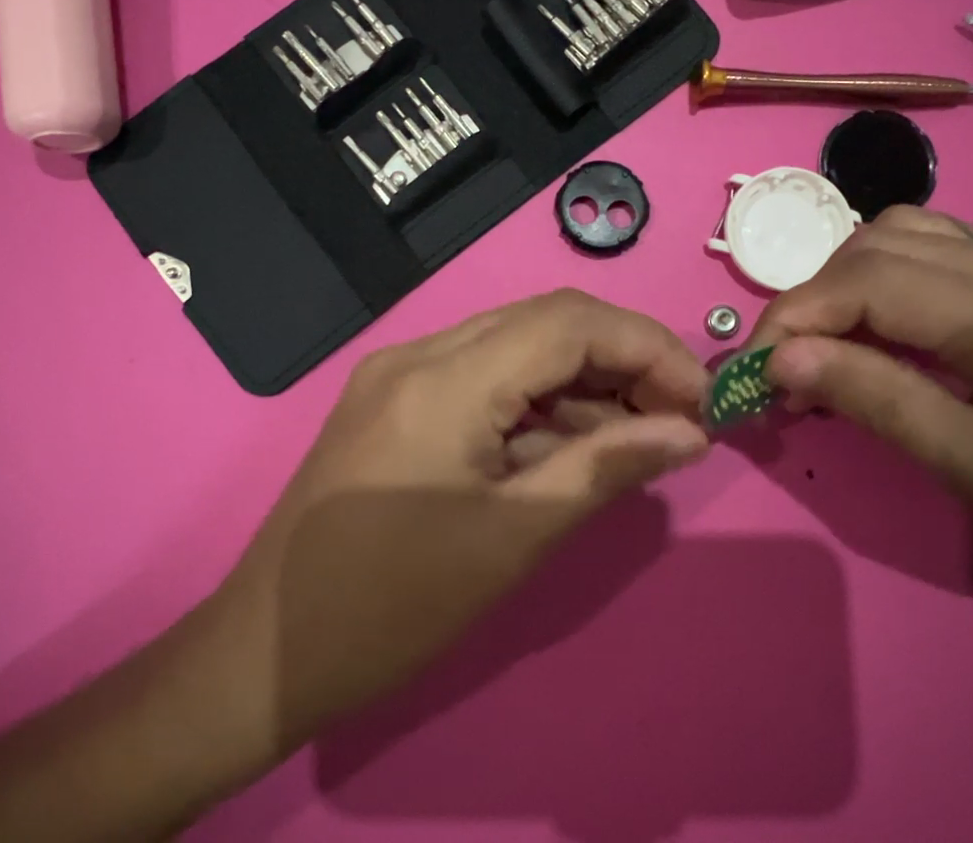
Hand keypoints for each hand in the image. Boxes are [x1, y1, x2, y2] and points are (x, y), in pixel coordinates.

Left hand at [220, 289, 711, 745]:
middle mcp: (417, 355)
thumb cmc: (396, 603)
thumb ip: (607, 468)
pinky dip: (534, 407)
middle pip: (543, 324)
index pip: (570, 322)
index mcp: (445, 378)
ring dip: (579, 386)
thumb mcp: (516, 536)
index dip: (648, 349)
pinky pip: (479, 383)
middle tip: (675, 420)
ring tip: (635, 441)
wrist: (271, 650)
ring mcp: (396, 378)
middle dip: (619, 362)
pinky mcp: (390, 408)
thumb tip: (689, 432)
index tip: (701, 402)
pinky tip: (571, 449)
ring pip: (512, 351)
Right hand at [750, 207, 972, 586]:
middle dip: (809, 303)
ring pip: (904, 234)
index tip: (750, 376)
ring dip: (845, 284)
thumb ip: (883, 406)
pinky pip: (940, 252)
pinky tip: (884, 333)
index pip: (866, 280)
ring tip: (827, 352)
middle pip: (877, 246)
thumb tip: (782, 361)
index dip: (792, 318)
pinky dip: (887, 281)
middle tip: (782, 375)